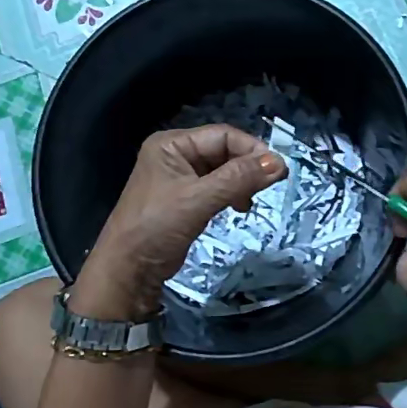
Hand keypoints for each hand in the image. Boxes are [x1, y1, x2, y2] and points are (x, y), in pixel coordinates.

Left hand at [76, 125, 286, 313]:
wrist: (126, 272)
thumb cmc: (156, 228)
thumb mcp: (198, 200)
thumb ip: (238, 179)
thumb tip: (280, 163)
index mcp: (172, 144)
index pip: (223, 135)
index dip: (252, 149)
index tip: (277, 170)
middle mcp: (176, 154)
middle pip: (224, 150)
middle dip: (247, 167)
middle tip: (270, 186)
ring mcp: (180, 177)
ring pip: (223, 170)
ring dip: (242, 182)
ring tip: (252, 200)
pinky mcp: (186, 198)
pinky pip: (218, 187)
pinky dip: (232, 194)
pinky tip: (240, 208)